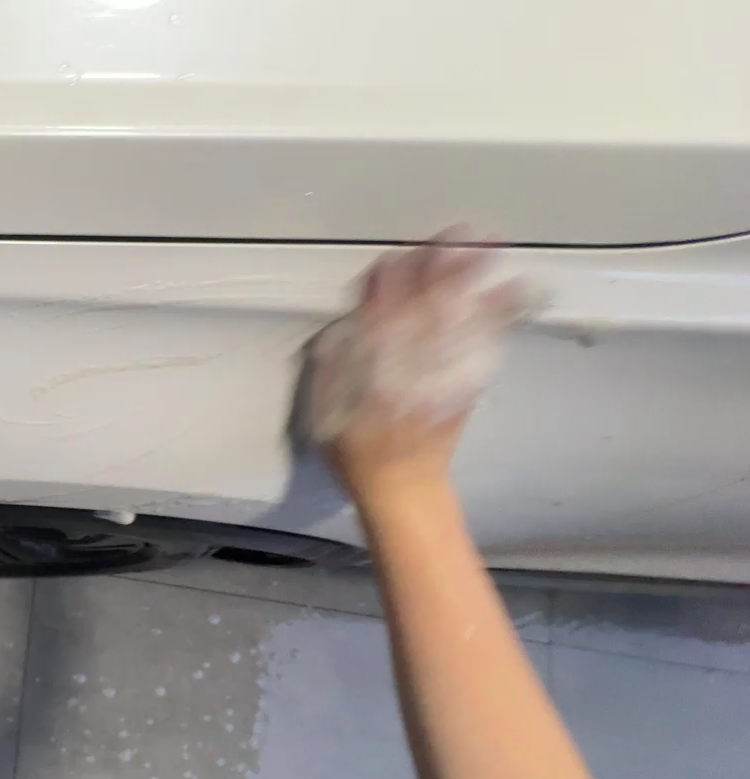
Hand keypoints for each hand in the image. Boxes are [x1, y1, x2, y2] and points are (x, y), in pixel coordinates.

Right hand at [306, 230, 528, 506]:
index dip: (387, 291)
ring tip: (489, 247)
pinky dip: (500, 314)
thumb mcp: (324, 414)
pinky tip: (511, 289)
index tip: (392, 260)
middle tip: (457, 235)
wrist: (401, 485)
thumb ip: (333, 372)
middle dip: (442, 275)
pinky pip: (487, 343)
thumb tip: (344, 332)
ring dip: (476, 284)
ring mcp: (448, 376)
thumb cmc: (354, 449)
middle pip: (429, 315)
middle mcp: (414, 374)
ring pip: (463, 324)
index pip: (380, 325)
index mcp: (372, 380)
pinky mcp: (473, 382)